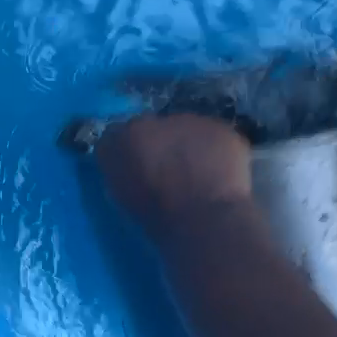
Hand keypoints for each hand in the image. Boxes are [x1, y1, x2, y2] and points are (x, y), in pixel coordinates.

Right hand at [95, 115, 254, 234]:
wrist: (202, 215)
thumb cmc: (152, 210)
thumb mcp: (118, 190)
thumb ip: (118, 166)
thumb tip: (127, 161)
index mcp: (120, 138)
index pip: (115, 135)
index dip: (125, 151)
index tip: (132, 166)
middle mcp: (151, 121)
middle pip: (150, 127)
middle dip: (156, 143)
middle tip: (164, 169)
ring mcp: (189, 121)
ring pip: (184, 129)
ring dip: (185, 144)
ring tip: (195, 170)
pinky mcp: (221, 127)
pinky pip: (213, 135)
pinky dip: (213, 149)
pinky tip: (216, 169)